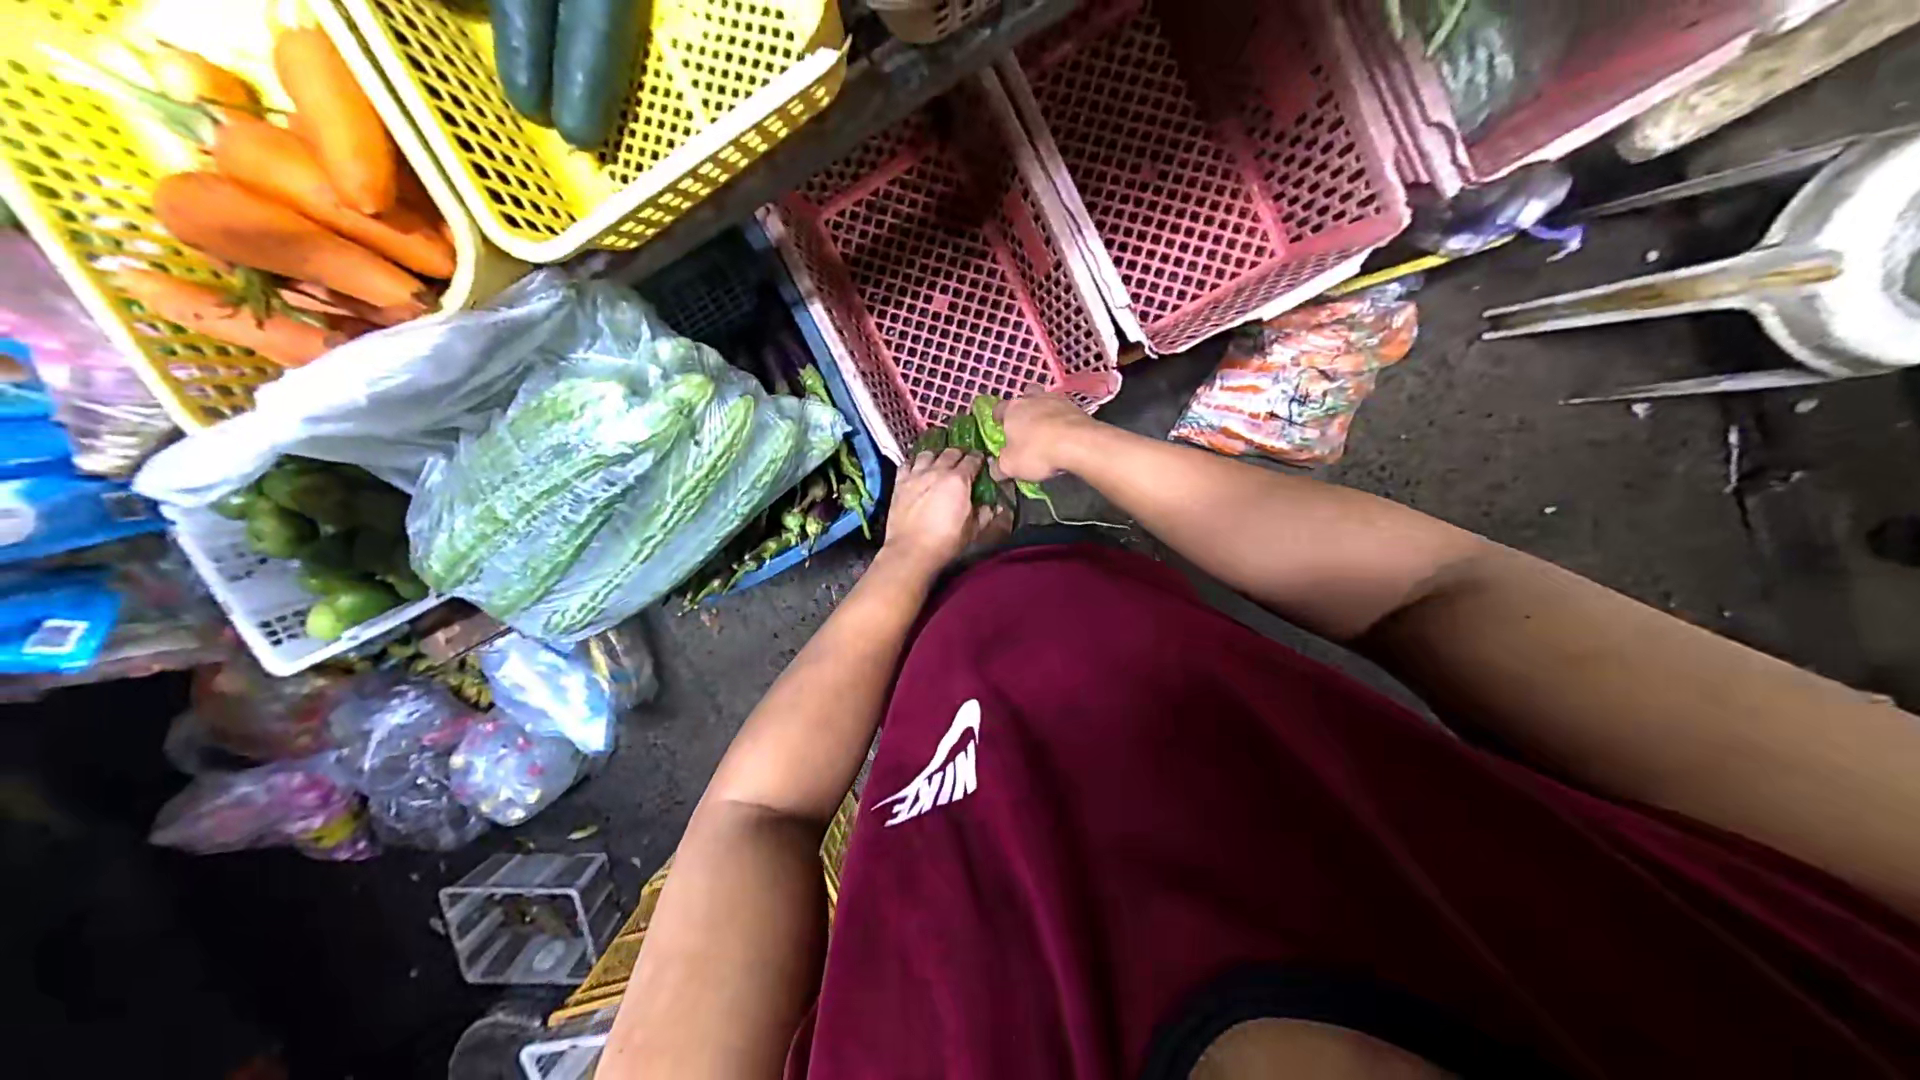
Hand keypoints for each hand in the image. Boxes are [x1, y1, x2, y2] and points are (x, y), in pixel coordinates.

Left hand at [881, 449, 1009, 575]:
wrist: (911, 550)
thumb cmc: (946, 542)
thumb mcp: (972, 530)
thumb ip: (985, 514)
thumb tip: (995, 506)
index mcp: (959, 480)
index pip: (972, 460)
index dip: (979, 459)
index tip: (981, 463)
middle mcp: (937, 471)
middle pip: (951, 452)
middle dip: (959, 454)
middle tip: (962, 462)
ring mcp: (916, 474)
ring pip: (928, 453)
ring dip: (936, 456)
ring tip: (939, 462)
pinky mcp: (899, 482)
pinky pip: (907, 463)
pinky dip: (914, 463)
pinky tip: (917, 469)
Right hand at [992, 392, 1093, 482]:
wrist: (1078, 443)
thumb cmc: (1037, 451)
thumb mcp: (1010, 466)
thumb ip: (999, 467)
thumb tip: (994, 469)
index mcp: (1012, 409)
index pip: (999, 408)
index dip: (998, 417)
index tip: (1000, 426)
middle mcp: (1033, 399)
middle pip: (1026, 396)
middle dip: (1025, 406)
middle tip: (1026, 423)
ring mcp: (1057, 401)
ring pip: (1047, 401)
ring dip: (1046, 412)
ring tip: (1048, 430)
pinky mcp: (1077, 408)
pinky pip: (1065, 412)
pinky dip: (1063, 420)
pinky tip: (1065, 435)